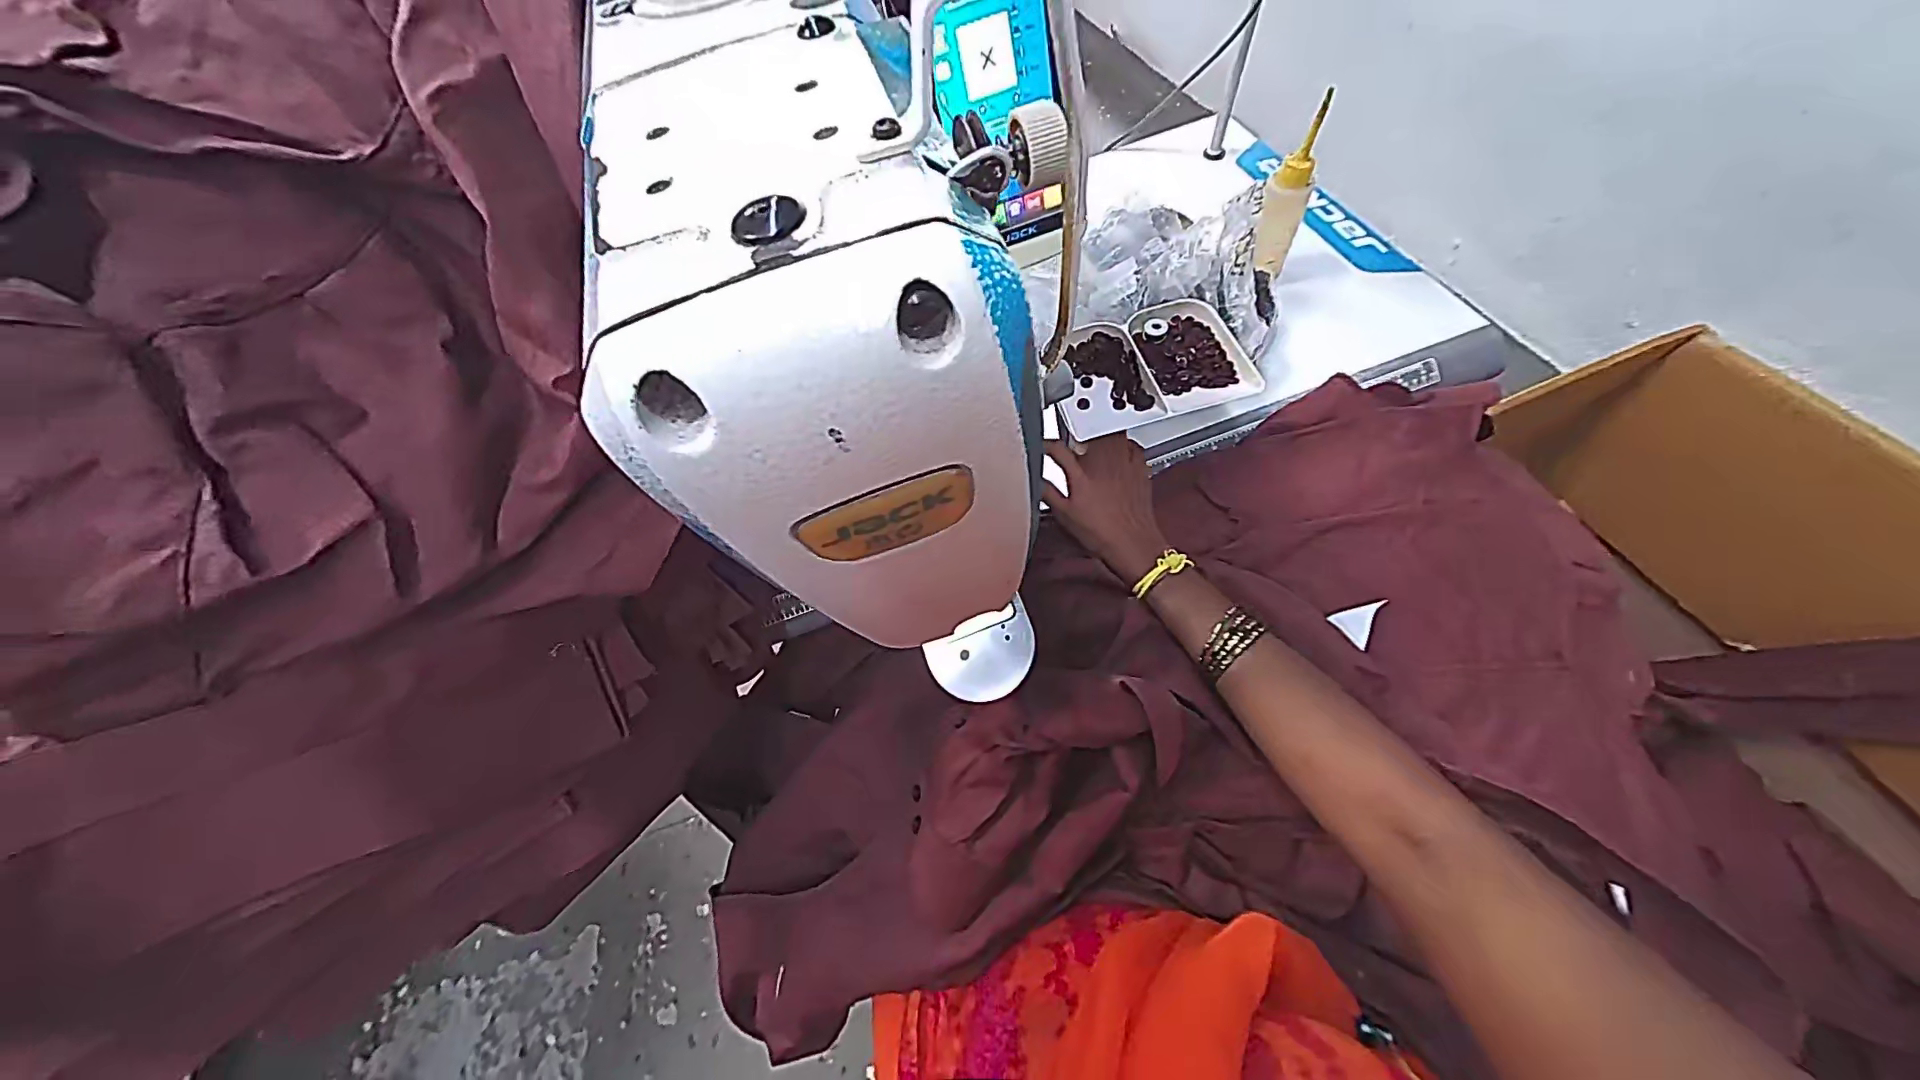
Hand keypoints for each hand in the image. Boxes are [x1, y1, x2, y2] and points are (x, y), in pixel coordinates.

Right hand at [1042, 436, 1171, 583]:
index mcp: (1080, 475)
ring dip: (1099, 438)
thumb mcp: (1065, 515)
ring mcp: (1123, 463)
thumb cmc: (1102, 533)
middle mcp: (1103, 463)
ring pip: (1110, 435)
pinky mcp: (1140, 468)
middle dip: (1077, 438)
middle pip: (1087, 434)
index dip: (1047, 445)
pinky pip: (1131, 445)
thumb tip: (1036, 480)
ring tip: (1093, 448)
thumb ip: (1047, 492)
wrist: (1132, 543)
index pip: (1057, 449)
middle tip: (1072, 448)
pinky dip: (1122, 446)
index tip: (1044, 446)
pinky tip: (1118, 454)